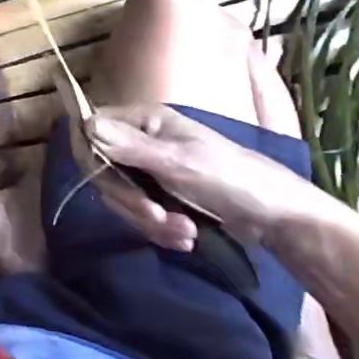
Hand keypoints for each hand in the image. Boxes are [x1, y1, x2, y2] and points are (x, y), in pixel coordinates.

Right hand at [84, 103, 335, 246]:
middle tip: (159, 218)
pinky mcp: (163, 197)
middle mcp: (143, 141)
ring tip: (186, 231)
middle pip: (105, 171)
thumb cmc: (229, 177)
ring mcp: (153, 170)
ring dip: (151, 222)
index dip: (91, 157)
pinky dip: (162, 231)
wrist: (273, 216)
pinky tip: (187, 237)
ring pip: (123, 199)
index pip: (93, 130)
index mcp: (146, 120)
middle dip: (131, 202)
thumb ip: (130, 147)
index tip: (106, 185)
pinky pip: (142, 215)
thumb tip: (85, 124)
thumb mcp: (177, 163)